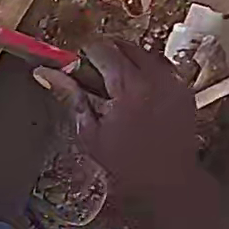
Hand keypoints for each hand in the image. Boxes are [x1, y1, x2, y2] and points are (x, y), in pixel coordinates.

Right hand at [34, 39, 203, 209]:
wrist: (168, 182)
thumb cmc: (124, 163)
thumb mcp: (89, 131)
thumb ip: (70, 95)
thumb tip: (43, 72)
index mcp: (129, 86)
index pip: (102, 48)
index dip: (84, 56)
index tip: (76, 70)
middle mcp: (155, 77)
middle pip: (124, 45)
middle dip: (105, 56)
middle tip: (94, 80)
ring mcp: (174, 82)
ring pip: (143, 53)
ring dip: (126, 61)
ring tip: (115, 89)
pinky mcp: (184, 89)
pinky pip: (161, 66)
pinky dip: (145, 71)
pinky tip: (136, 95)